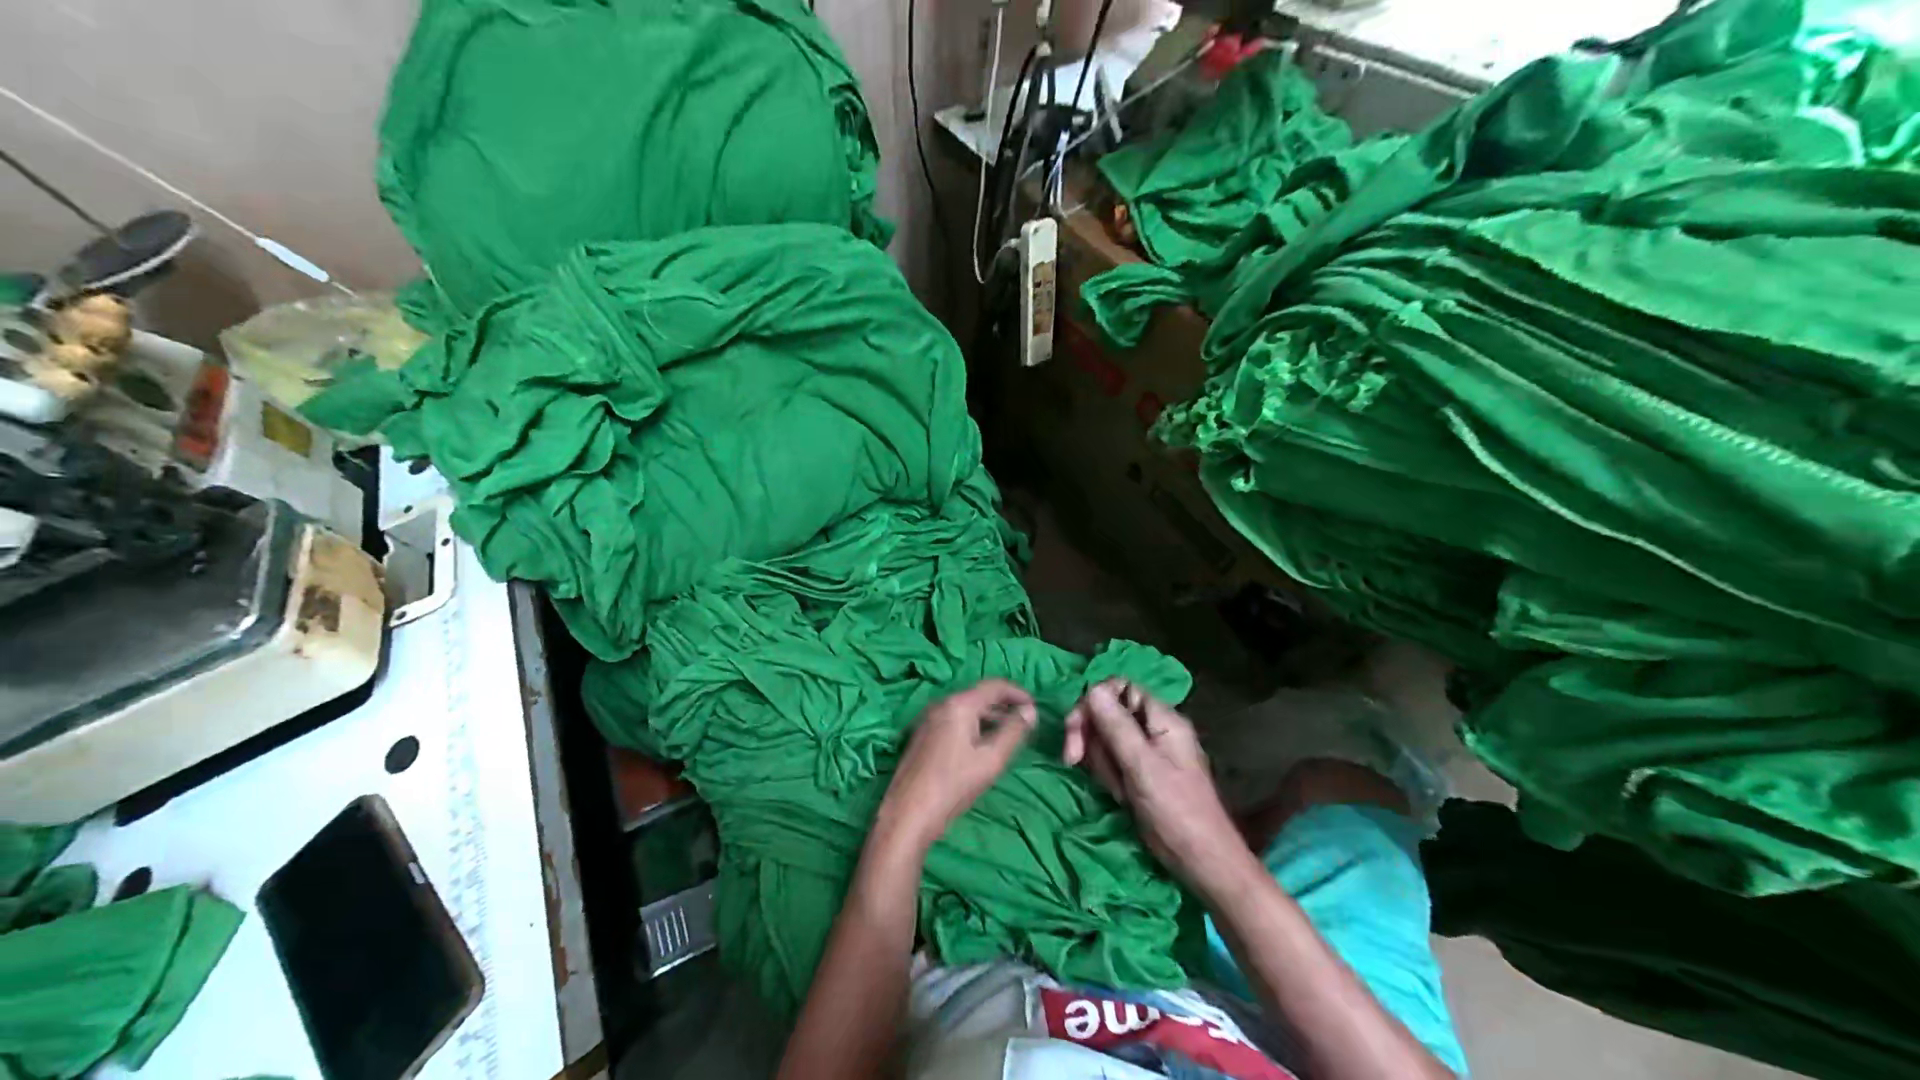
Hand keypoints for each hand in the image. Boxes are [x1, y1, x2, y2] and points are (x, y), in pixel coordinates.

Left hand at [878, 679, 1035, 851]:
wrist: (909, 813)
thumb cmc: (954, 784)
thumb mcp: (992, 759)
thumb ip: (1014, 731)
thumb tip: (1030, 711)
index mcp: (959, 704)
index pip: (994, 686)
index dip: (1018, 693)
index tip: (1036, 707)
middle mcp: (941, 704)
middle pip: (979, 695)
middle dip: (1004, 705)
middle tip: (1026, 722)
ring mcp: (928, 719)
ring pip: (966, 709)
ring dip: (990, 717)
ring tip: (1010, 734)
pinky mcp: (922, 735)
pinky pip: (954, 720)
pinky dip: (973, 725)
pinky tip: (983, 744)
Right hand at [1064, 679, 1252, 894]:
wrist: (1202, 861)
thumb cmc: (1176, 811)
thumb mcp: (1142, 766)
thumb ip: (1116, 726)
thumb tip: (1092, 688)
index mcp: (1162, 719)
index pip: (1119, 688)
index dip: (1092, 702)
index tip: (1074, 729)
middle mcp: (1155, 729)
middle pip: (1108, 713)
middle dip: (1090, 736)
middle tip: (1072, 760)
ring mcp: (1148, 752)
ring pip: (1107, 739)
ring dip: (1101, 762)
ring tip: (1117, 790)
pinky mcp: (1141, 774)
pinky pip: (1113, 761)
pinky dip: (1109, 776)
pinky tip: (1119, 796)